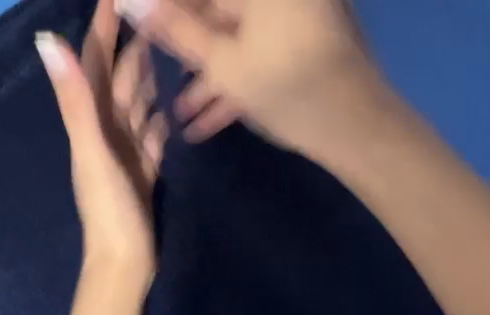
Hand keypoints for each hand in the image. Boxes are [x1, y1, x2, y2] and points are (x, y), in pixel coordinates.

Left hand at [38, 0, 168, 277]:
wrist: (124, 266)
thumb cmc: (109, 213)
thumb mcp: (93, 153)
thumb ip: (75, 100)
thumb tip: (47, 39)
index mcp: (90, 124)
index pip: (95, 66)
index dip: (102, 31)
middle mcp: (106, 133)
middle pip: (120, 82)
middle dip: (133, 49)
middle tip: (157, 20)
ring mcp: (125, 154)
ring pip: (138, 106)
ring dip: (151, 78)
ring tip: (172, 50)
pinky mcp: (144, 173)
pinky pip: (153, 135)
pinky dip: (161, 117)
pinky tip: (176, 102)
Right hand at [118, 0, 393, 156]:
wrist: (358, 127)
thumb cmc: (288, 90)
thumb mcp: (225, 65)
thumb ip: (177, 30)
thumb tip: (131, 0)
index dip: (163, 9)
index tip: (134, 21)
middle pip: (216, 11)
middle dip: (184, 44)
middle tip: (152, 67)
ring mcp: (292, 18)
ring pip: (235, 39)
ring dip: (206, 75)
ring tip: (179, 112)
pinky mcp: (302, 47)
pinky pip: (258, 56)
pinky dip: (234, 84)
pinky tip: (204, 123)